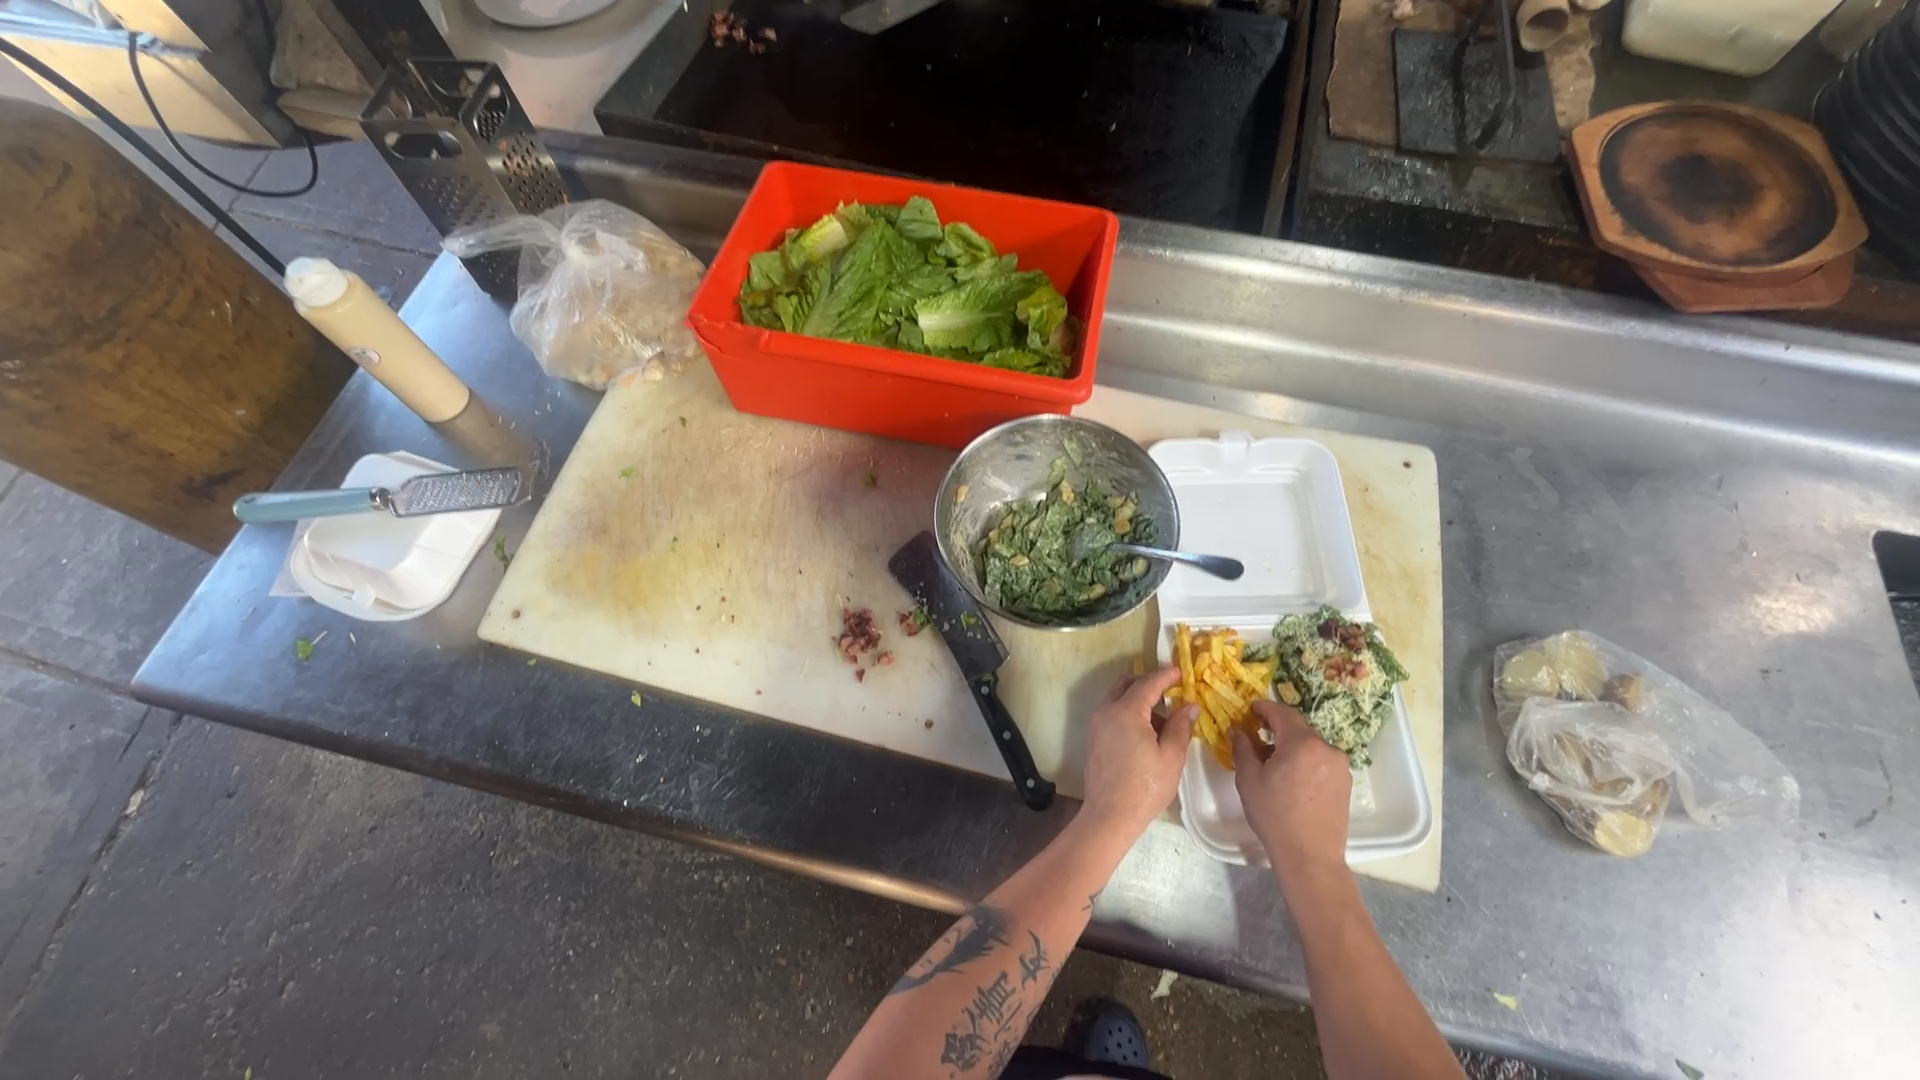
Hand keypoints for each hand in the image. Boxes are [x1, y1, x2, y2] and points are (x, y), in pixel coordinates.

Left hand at [1079, 666, 1195, 840]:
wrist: (1109, 815)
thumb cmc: (1145, 786)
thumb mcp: (1171, 756)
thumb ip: (1181, 726)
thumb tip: (1190, 706)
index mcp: (1125, 711)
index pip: (1148, 683)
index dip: (1166, 675)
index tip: (1181, 672)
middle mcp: (1106, 711)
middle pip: (1127, 684)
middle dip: (1149, 683)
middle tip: (1171, 691)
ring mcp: (1096, 724)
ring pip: (1118, 698)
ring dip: (1139, 700)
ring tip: (1164, 721)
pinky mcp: (1094, 737)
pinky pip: (1112, 713)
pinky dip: (1129, 713)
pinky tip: (1148, 734)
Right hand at [1233, 701, 1351, 880]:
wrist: (1309, 856)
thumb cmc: (1274, 815)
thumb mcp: (1249, 779)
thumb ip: (1243, 747)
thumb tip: (1239, 730)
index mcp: (1302, 743)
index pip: (1282, 713)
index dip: (1264, 708)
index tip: (1250, 710)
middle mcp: (1326, 748)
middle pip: (1298, 728)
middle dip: (1276, 729)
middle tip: (1256, 736)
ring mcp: (1340, 766)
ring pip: (1310, 745)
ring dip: (1291, 746)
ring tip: (1272, 763)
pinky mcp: (1345, 782)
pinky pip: (1321, 761)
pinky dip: (1304, 761)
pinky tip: (1291, 778)